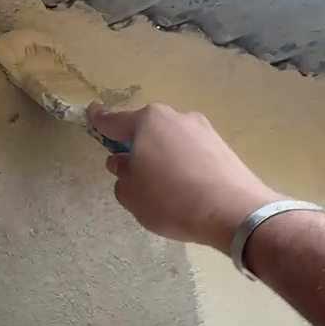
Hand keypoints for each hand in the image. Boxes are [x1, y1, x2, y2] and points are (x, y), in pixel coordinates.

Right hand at [88, 102, 282, 252]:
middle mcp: (175, 118)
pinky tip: (184, 189)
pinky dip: (182, 165)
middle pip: (146, 130)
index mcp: (147, 123)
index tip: (91, 113)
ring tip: (160, 187)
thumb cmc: (170, 200)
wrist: (233, 211)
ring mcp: (202, 130)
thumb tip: (124, 164)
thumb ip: (121, 177)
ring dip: (160, 157)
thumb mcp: (131, 195)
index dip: (99, 120)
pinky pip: (190, 152)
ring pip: (170, 141)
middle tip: (130, 171)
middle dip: (135, 145)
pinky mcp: (222, 146)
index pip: (115, 121)